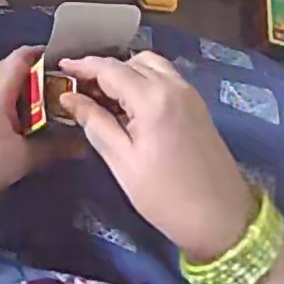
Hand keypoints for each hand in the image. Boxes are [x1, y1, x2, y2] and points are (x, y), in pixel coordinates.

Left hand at [0, 46, 83, 202]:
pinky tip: (28, 125)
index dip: (50, 57)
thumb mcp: (22, 157)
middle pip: (17, 67)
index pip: (26, 54)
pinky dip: (14, 104)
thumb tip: (82, 144)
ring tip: (54, 111)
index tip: (73, 71)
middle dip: (43, 78)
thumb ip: (54, 147)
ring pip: (6, 84)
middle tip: (69, 95)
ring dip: (28, 94)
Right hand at [58, 53, 255, 261]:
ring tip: (103, 93)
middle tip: (78, 88)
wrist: (224, 220)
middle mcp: (172, 85)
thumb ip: (94, 122)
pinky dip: (143, 78)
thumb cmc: (166, 196)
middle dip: (102, 69)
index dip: (83, 66)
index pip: (110, 69)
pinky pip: (165, 76)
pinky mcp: (196, 103)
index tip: (60, 68)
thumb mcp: (122, 162)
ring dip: (125, 71)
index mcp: (152, 98)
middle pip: (130, 62)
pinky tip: (130, 101)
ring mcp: (188, 92)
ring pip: (150, 64)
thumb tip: (68, 97)